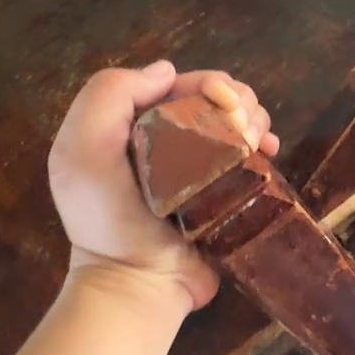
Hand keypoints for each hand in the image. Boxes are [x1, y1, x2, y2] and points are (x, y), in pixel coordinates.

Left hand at [48, 61, 278, 310]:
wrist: (139, 284)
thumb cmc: (107, 220)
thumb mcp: (84, 151)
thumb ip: (109, 98)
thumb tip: (167, 70)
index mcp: (135, 126)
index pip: (178, 86)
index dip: (208, 84)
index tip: (226, 101)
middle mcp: (170, 141)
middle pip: (215, 101)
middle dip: (238, 102)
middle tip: (245, 127)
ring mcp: (202, 168)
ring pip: (238, 123)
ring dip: (255, 121)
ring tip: (258, 143)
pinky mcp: (228, 193)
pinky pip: (252, 158)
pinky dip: (265, 145)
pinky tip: (270, 152)